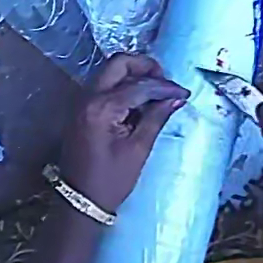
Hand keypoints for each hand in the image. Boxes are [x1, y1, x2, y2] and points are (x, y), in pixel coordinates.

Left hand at [58, 54, 188, 213]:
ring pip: (110, 71)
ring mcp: (81, 101)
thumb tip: (175, 97)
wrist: (79, 200)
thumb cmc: (111, 179)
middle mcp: (88, 97)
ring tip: (156, 92)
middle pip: (118, 63)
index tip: (183, 92)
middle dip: (145, 67)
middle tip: (165, 82)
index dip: (165, 87)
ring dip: (133, 74)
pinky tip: (139, 101)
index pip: (140, 86)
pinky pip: (104, 85)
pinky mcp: (81, 108)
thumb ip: (156, 117)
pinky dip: (123, 85)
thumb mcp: (138, 149)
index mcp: (102, 108)